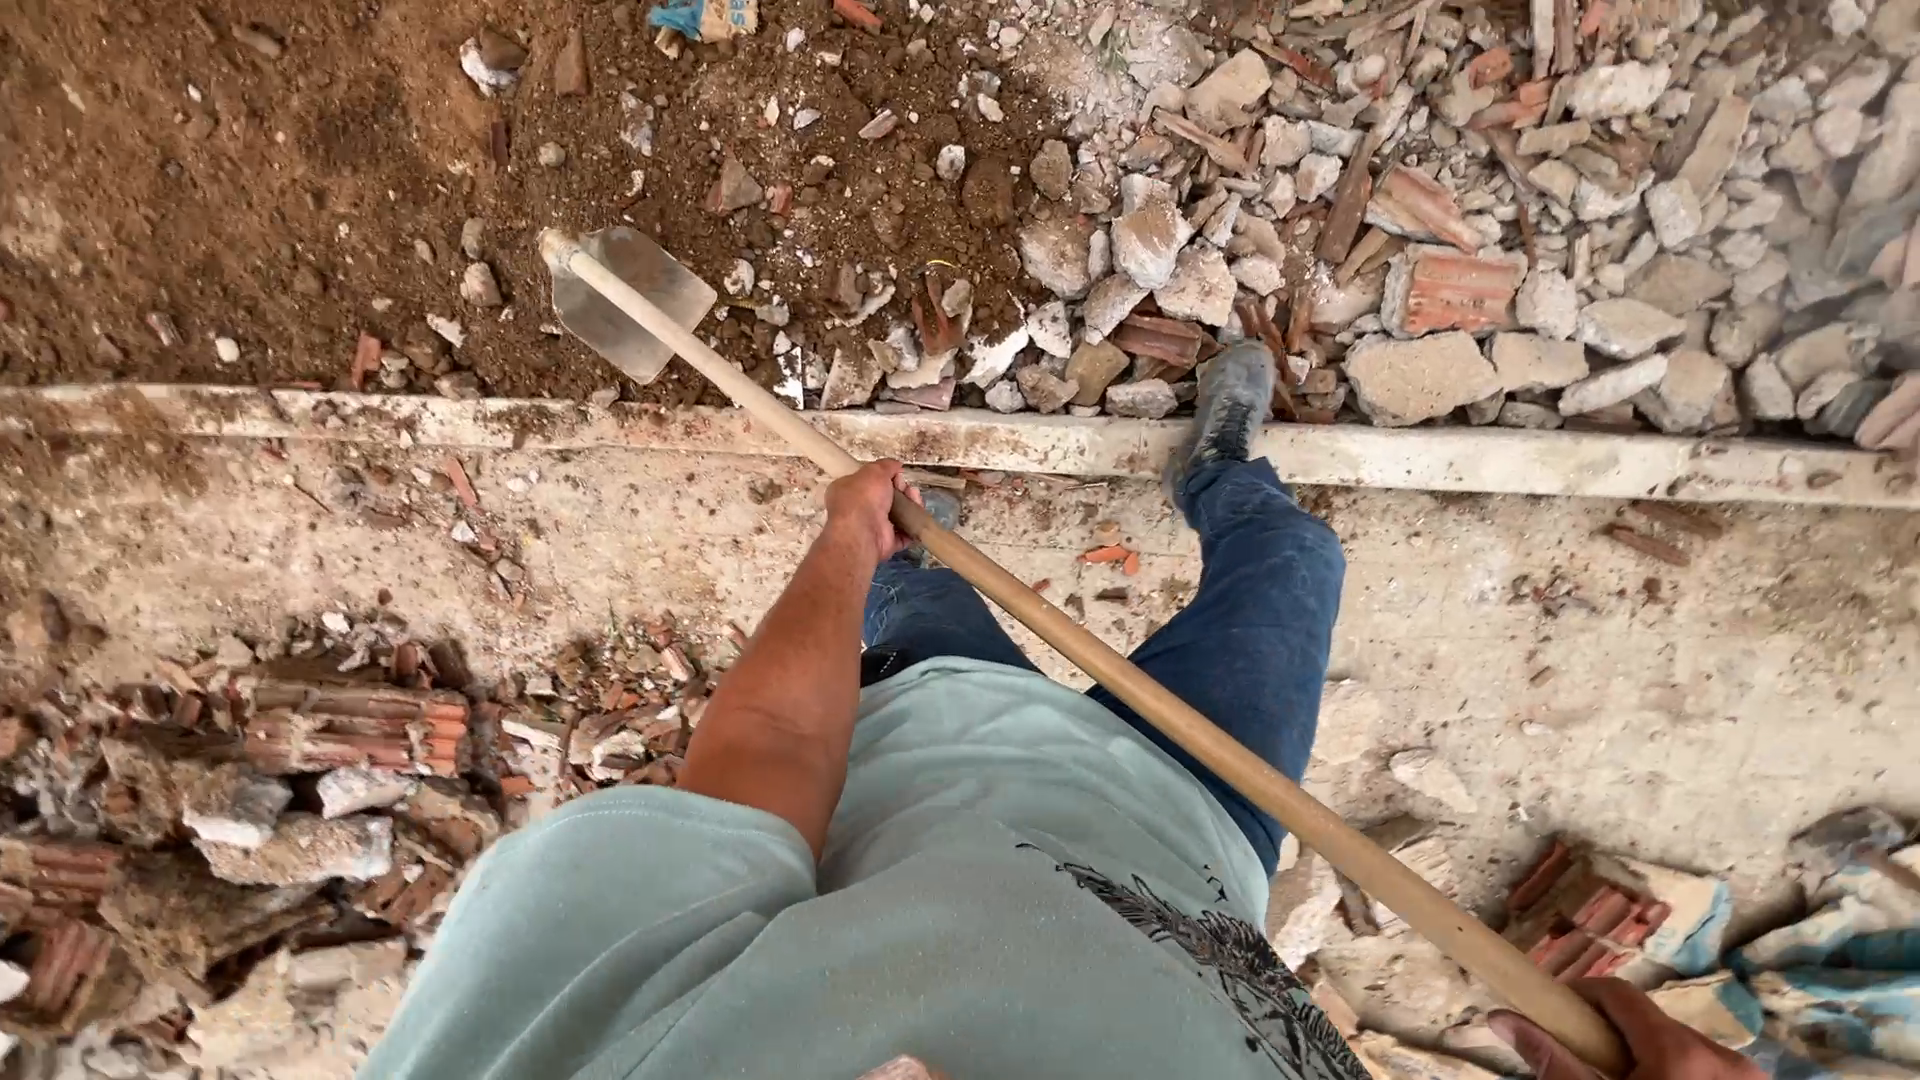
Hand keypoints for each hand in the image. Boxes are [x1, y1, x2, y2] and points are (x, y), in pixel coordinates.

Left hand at [822, 460, 920, 562]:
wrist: (862, 531)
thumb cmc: (863, 497)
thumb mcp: (874, 471)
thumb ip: (886, 466)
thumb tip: (896, 465)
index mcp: (849, 491)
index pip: (870, 482)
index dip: (886, 477)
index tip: (897, 476)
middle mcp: (859, 510)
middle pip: (887, 497)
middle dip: (902, 491)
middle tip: (908, 490)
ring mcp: (873, 528)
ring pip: (898, 514)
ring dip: (910, 505)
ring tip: (915, 500)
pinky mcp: (886, 542)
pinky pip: (904, 533)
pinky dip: (913, 525)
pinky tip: (918, 516)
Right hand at [1489, 979, 1762, 1079]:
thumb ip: (1551, 1059)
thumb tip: (1498, 1017)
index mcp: (1680, 1051)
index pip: (1618, 992)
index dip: (1582, 994)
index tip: (1560, 1015)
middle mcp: (1725, 1057)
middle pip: (1652, 1021)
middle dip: (1617, 1034)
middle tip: (1592, 1062)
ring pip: (1685, 1047)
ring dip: (1653, 1057)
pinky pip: (1713, 1072)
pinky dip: (1685, 1077)